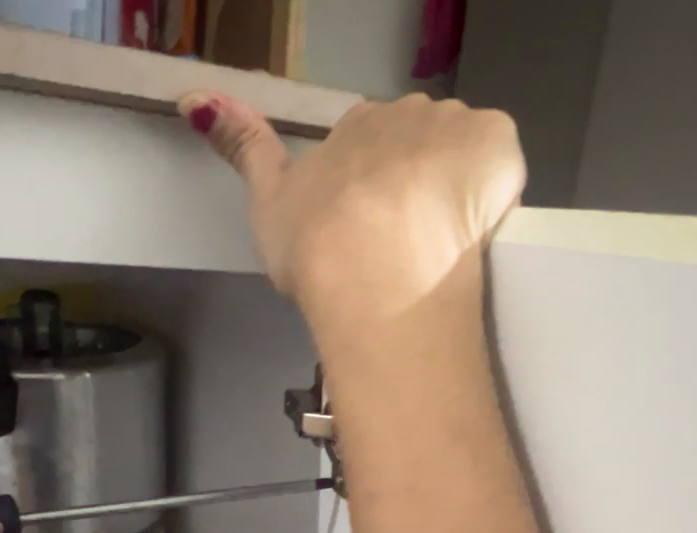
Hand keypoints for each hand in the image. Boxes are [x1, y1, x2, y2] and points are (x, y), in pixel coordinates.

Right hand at [177, 91, 525, 323]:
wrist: (374, 270)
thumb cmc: (316, 246)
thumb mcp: (267, 202)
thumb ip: (241, 146)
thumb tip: (194, 99)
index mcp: (357, 126)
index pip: (376, 146)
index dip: (377, 191)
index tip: (372, 230)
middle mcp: (407, 113)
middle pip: (423, 145)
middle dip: (417, 185)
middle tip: (405, 244)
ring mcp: (456, 126)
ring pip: (464, 155)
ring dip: (455, 189)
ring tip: (439, 246)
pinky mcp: (499, 145)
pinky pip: (503, 163)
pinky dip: (495, 192)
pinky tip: (475, 230)